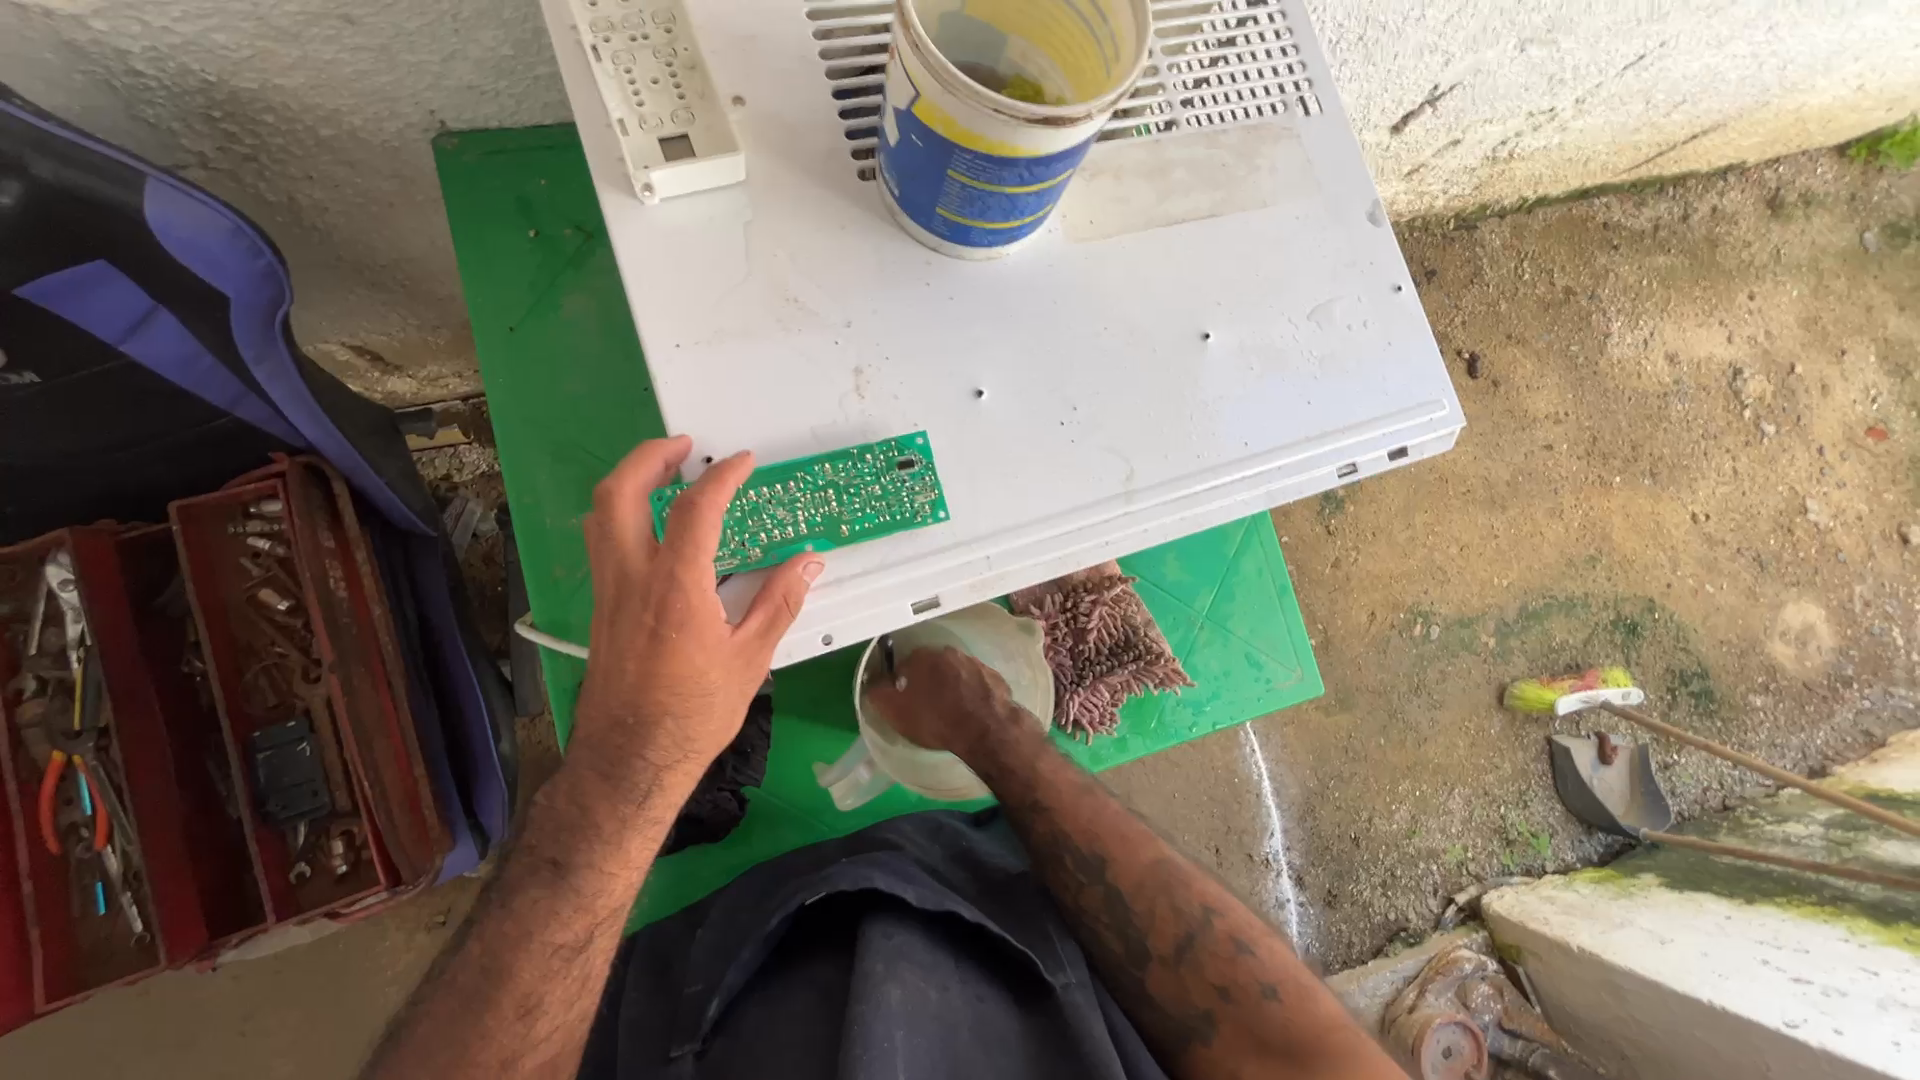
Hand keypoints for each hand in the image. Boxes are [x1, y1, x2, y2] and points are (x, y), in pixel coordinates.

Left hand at [568, 436, 822, 786]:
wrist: (631, 759)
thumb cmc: (694, 713)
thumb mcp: (750, 659)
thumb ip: (779, 603)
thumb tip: (809, 562)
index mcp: (677, 587)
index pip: (697, 510)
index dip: (723, 478)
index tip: (743, 462)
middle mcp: (633, 578)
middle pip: (620, 493)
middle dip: (649, 457)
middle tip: (683, 447)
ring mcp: (608, 592)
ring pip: (600, 515)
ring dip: (628, 482)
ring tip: (663, 474)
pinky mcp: (600, 608)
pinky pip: (601, 543)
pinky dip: (622, 514)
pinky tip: (651, 528)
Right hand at [861, 646, 1043, 764]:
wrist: (985, 730)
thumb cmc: (935, 720)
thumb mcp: (896, 712)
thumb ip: (879, 695)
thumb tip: (874, 685)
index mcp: (923, 656)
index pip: (905, 664)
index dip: (902, 683)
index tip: (905, 700)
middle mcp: (949, 652)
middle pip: (933, 666)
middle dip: (929, 682)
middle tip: (927, 706)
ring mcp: (975, 663)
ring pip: (957, 673)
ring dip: (953, 686)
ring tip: (951, 711)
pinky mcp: (995, 678)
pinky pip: (977, 684)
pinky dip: (973, 694)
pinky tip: (972, 712)